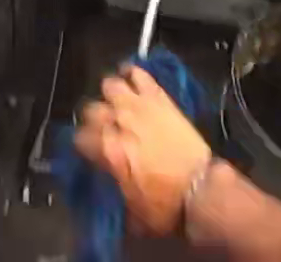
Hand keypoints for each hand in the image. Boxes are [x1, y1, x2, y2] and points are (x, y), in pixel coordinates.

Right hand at [74, 65, 212, 236]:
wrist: (199, 187)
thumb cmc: (165, 204)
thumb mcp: (131, 207)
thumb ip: (114, 184)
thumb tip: (108, 177)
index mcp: (108, 151)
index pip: (81, 137)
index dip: (82, 142)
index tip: (87, 147)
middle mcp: (118, 123)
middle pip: (92, 109)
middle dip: (94, 118)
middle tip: (102, 126)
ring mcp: (139, 105)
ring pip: (111, 85)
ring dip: (111, 94)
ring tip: (116, 100)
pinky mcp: (158, 96)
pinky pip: (139, 74)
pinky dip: (132, 73)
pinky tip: (131, 77)